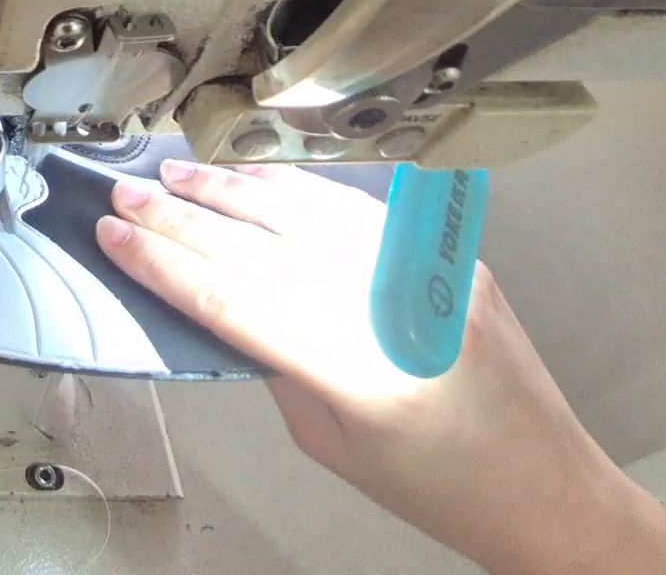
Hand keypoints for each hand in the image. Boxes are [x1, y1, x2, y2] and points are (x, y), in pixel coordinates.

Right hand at [97, 160, 665, 574]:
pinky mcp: (442, 256)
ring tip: (173, 174)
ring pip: (303, 214)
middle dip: (179, 220)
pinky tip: (247, 178)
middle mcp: (393, 314)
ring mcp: (424, 276)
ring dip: (227, 191)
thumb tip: (210, 290)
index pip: (233, 301)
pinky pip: (351, 208)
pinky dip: (290, 188)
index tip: (113, 236)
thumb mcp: (322, 436)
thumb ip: (267, 357)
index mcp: (359, 376)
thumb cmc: (427, 484)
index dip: (163, 264)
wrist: (552, 490)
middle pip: (258, 250)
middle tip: (125, 196)